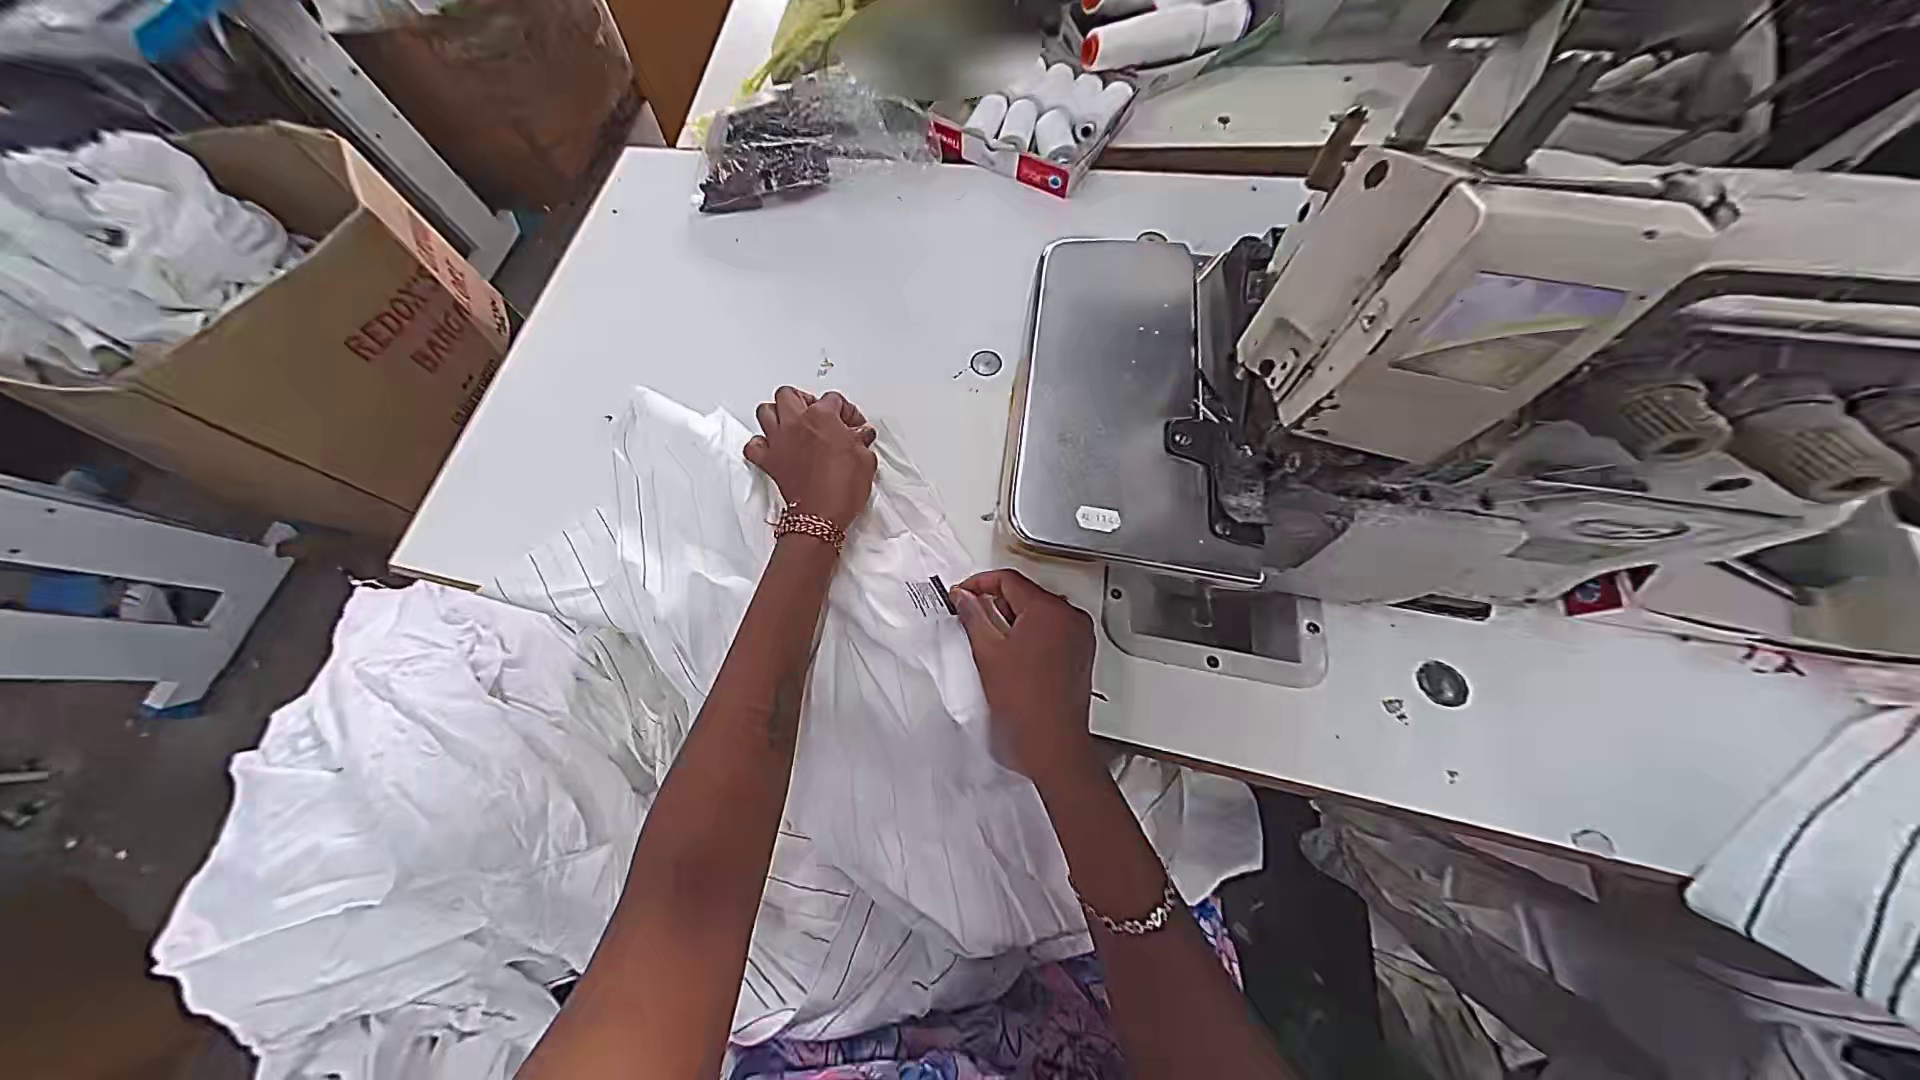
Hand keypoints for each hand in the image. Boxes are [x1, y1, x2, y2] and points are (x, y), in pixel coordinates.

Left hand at [744, 387, 877, 530]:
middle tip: (816, 411)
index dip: (846, 410)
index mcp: (822, 417)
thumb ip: (861, 440)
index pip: (833, 399)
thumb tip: (860, 437)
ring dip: (778, 414)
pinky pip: (753, 444)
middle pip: (789, 394)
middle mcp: (796, 423)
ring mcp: (779, 441)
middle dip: (804, 399)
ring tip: (791, 422)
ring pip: (766, 411)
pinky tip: (772, 446)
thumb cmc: (841, 489)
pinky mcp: (768, 461)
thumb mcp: (865, 459)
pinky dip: (760, 443)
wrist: (821, 516)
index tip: (852, 424)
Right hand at [950, 569, 1098, 786]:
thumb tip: (964, 597)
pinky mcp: (1080, 653)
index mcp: (1049, 610)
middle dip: (996, 601)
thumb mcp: (988, 652)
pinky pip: (1053, 629)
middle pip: (1026, 593)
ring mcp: (1079, 636)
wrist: (1051, 743)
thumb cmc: (1026, 705)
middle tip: (971, 613)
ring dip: (1013, 617)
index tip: (963, 593)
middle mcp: (1070, 618)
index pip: (1009, 579)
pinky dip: (1031, 632)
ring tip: (990, 637)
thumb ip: (973, 615)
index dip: (979, 583)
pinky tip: (1012, 651)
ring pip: (1040, 611)